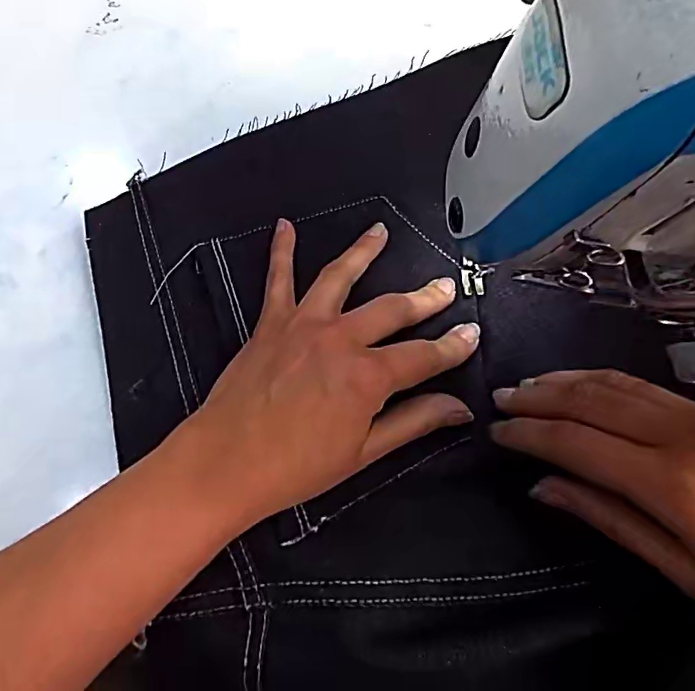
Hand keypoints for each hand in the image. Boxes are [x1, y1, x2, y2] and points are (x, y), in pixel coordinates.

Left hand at [166, 219, 478, 529]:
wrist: (223, 465)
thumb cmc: (293, 467)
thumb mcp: (363, 453)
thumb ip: (414, 422)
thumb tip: (457, 409)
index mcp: (367, 376)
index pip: (424, 355)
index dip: (452, 346)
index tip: (471, 334)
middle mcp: (340, 339)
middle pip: (393, 308)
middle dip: (426, 297)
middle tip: (445, 286)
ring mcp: (305, 324)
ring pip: (341, 276)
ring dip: (363, 250)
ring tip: (380, 231)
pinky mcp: (272, 322)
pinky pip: (279, 278)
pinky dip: (281, 251)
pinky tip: (284, 227)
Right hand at [490, 370, 694, 690]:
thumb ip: (615, 521)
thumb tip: (549, 488)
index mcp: (682, 486)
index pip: (581, 441)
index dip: (532, 432)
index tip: (498, 428)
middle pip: (599, 399)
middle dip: (544, 394)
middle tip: (504, 395)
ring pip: (627, 385)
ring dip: (576, 381)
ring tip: (536, 384)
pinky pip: (659, 391)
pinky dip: (615, 386)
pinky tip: (598, 390)